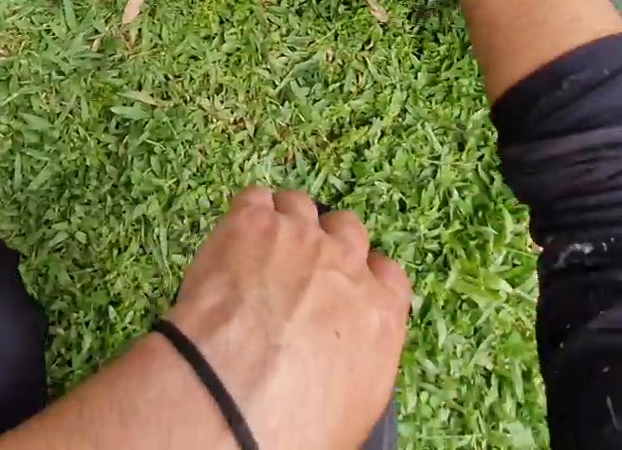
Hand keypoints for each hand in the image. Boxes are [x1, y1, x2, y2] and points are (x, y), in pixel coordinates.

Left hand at [165, 188, 411, 449]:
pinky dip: (248, 210)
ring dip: (286, 219)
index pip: (388, 275)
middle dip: (328, 240)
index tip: (347, 284)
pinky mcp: (251, 221)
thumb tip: (345, 361)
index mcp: (380, 314)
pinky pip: (255, 197)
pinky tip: (236, 230)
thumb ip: (361, 364)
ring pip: (300, 204)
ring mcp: (298, 236)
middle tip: (300, 263)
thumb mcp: (354, 411)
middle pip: (347, 228)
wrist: (233, 395)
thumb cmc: (295, 424)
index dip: (366, 275)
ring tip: (263, 243)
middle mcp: (344, 264)